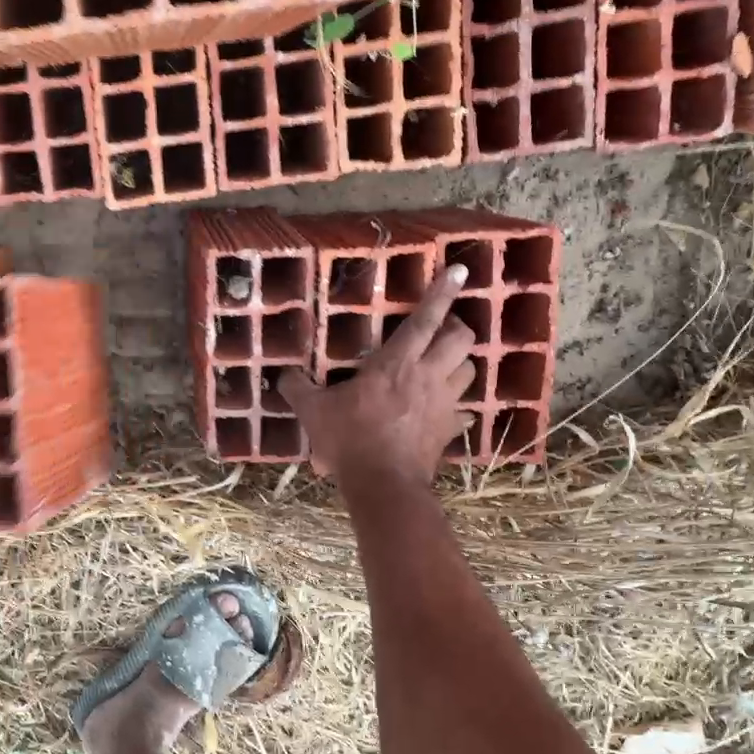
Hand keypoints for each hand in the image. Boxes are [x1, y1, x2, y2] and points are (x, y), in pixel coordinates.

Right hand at [279, 265, 476, 499]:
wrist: (383, 483)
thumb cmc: (348, 438)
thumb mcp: (312, 410)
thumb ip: (297, 388)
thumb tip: (283, 375)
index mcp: (396, 363)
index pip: (426, 319)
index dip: (442, 292)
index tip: (458, 270)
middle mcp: (428, 376)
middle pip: (461, 339)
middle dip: (457, 326)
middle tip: (443, 327)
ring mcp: (445, 404)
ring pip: (470, 370)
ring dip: (460, 362)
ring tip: (444, 363)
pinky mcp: (450, 431)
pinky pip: (464, 411)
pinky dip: (458, 406)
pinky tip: (446, 411)